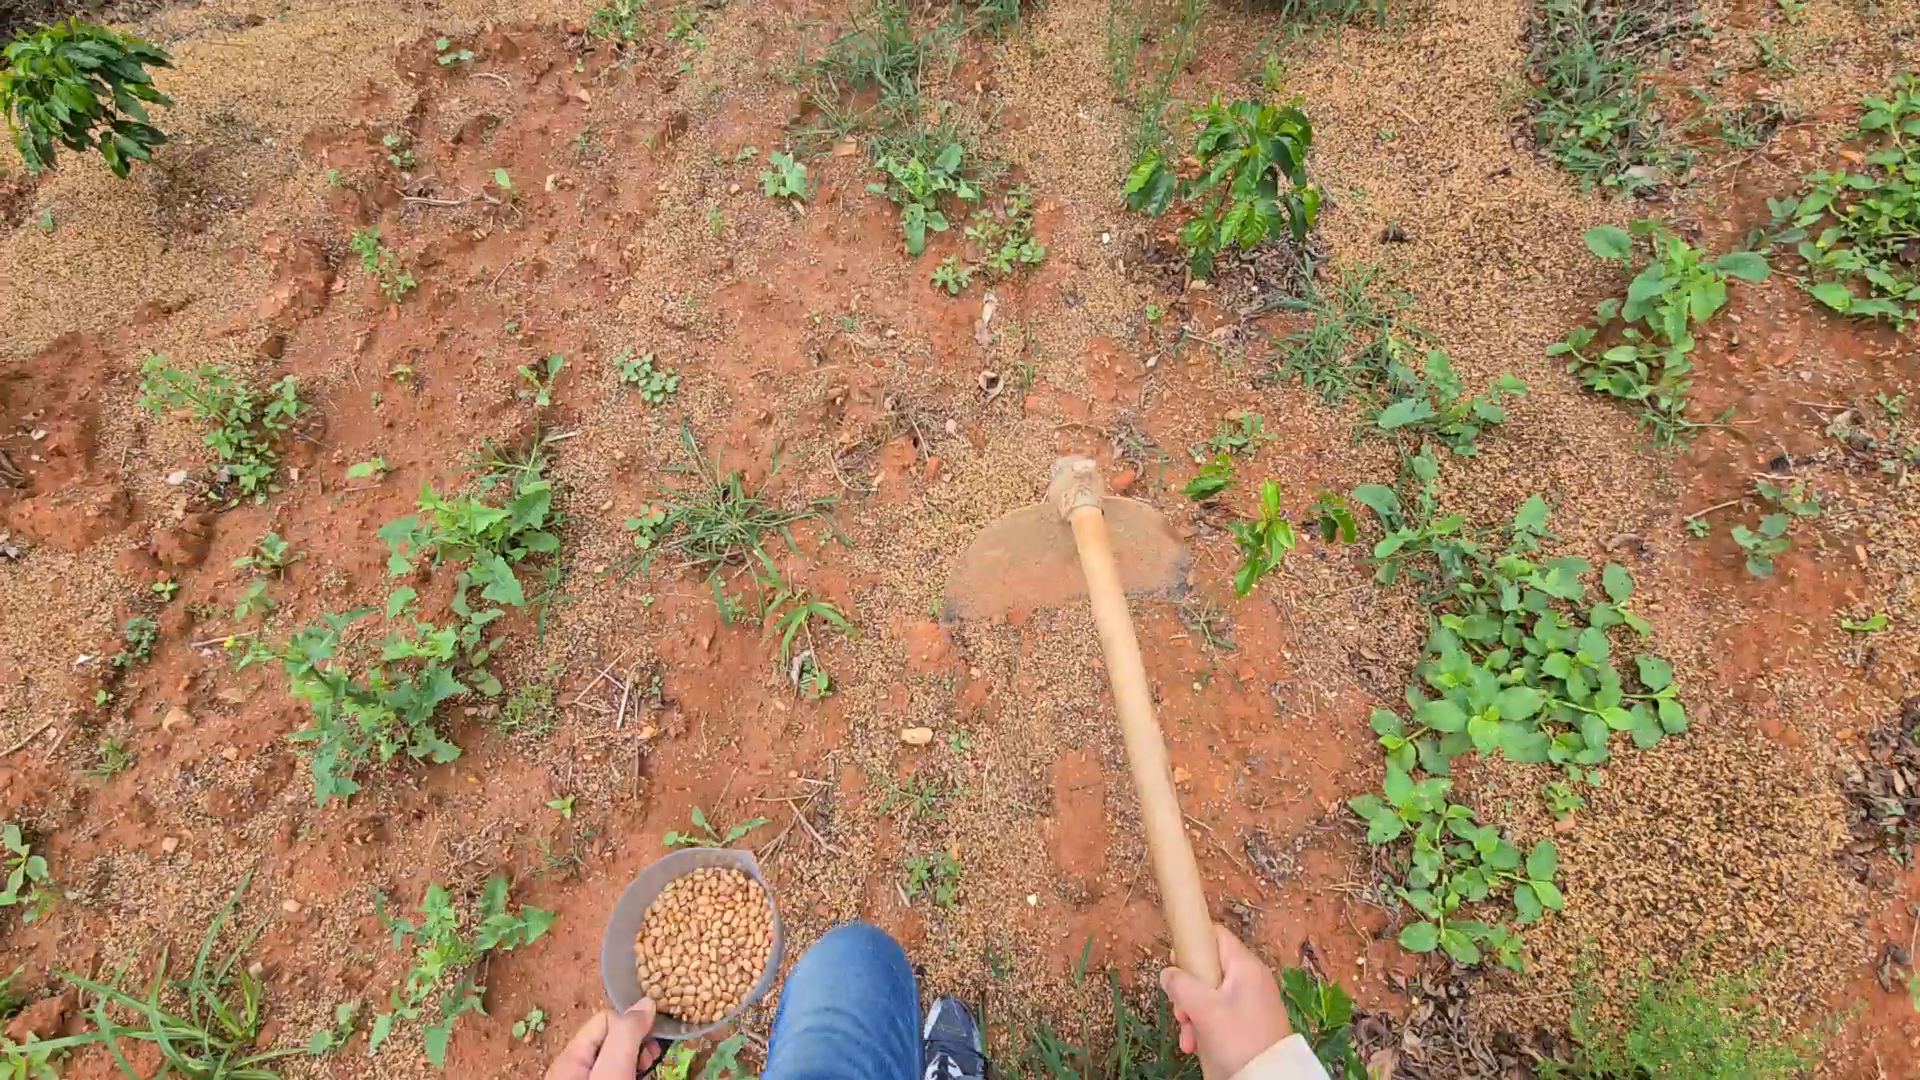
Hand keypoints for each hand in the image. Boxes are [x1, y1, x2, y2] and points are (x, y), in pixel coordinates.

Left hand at [545, 1000, 665, 1079]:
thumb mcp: (613, 1070)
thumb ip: (627, 1033)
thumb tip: (647, 1001)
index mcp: (570, 1057)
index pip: (607, 1017)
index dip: (631, 1026)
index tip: (647, 1044)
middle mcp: (572, 1068)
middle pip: (612, 1037)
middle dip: (636, 1042)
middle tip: (649, 1060)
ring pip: (615, 1057)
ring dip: (635, 1058)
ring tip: (647, 1070)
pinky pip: (612, 1073)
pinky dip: (629, 1072)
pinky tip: (639, 1077)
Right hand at [1160, 926, 1291, 1079]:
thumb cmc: (1239, 1038)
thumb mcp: (1204, 1008)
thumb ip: (1180, 984)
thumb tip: (1168, 974)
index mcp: (1244, 965)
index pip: (1214, 934)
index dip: (1192, 944)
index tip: (1176, 965)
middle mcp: (1251, 978)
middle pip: (1209, 969)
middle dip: (1188, 991)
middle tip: (1180, 1011)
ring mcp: (1253, 1002)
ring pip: (1212, 995)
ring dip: (1194, 1013)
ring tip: (1187, 1037)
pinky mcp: (1253, 1023)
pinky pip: (1223, 1013)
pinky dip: (1207, 1026)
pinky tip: (1196, 1045)